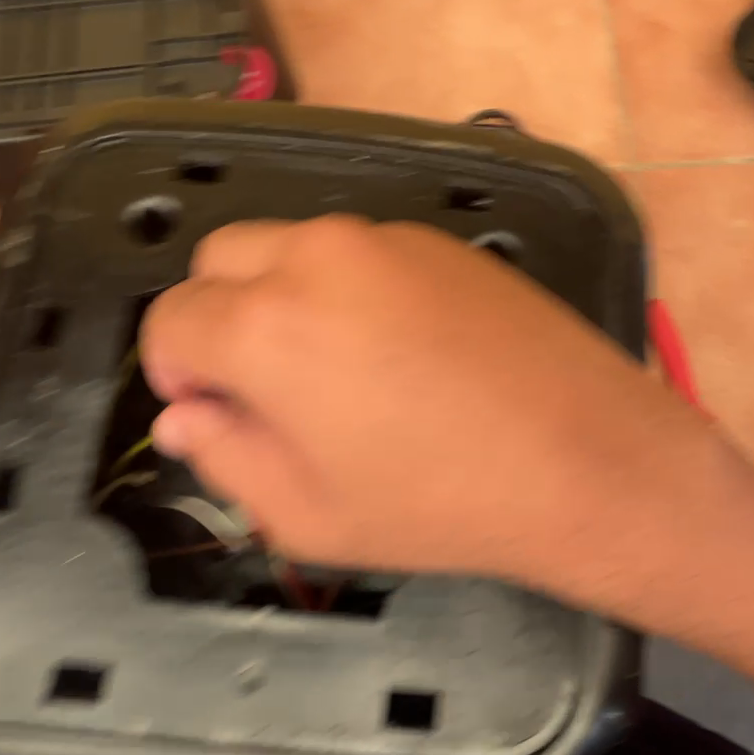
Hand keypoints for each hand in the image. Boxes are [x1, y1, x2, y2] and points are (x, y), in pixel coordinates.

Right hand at [139, 215, 746, 590]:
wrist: (582, 456)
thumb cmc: (440, 502)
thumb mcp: (309, 514)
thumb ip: (225, 456)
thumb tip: (186, 416)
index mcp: (266, 324)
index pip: (170, 319)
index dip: (176, 370)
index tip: (212, 409)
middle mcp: (319, 257)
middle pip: (222, 258)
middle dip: (221, 315)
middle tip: (267, 384)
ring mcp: (388, 240)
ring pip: (295, 246)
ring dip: (286, 295)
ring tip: (341, 368)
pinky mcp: (442, 241)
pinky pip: (364, 251)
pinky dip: (350, 286)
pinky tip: (403, 347)